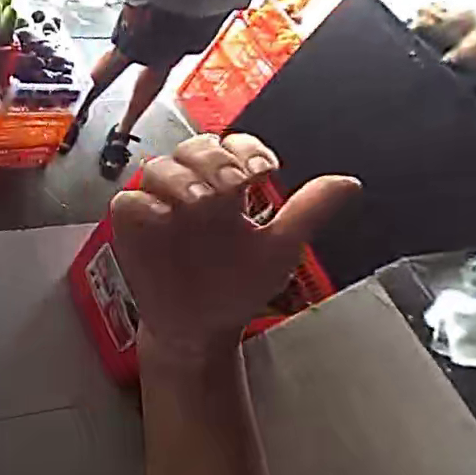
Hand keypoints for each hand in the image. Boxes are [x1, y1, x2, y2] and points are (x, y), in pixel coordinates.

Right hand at [110, 134, 358, 360]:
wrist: (203, 328)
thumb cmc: (236, 287)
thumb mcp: (278, 250)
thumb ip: (307, 213)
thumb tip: (349, 183)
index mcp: (227, 190)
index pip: (231, 146)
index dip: (246, 149)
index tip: (263, 172)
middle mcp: (191, 191)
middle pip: (192, 148)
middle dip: (212, 158)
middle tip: (231, 184)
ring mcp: (159, 208)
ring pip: (157, 167)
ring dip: (180, 176)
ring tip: (201, 200)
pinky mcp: (131, 230)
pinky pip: (126, 202)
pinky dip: (142, 203)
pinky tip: (163, 217)